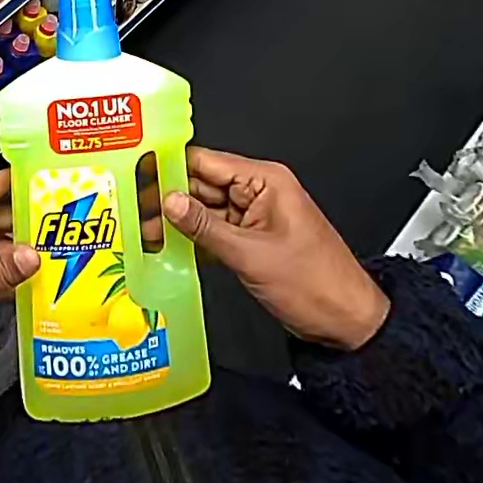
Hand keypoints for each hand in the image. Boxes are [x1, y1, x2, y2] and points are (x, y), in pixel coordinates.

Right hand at [161, 147, 389, 351]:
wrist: (346, 321)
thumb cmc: (316, 283)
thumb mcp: (250, 254)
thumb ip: (205, 226)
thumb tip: (170, 202)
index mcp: (265, 180)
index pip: (207, 162)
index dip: (172, 167)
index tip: (141, 174)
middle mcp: (259, 191)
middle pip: (203, 184)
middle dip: (171, 198)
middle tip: (136, 210)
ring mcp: (255, 215)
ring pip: (207, 209)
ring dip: (181, 221)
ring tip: (146, 231)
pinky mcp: (252, 238)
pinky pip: (217, 229)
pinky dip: (197, 238)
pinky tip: (172, 246)